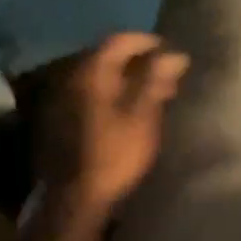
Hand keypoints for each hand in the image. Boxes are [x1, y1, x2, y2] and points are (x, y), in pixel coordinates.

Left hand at [41, 33, 189, 211]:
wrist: (78, 200)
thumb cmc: (115, 153)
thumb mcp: (143, 114)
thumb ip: (157, 79)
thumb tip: (175, 53)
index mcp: (92, 71)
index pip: (120, 40)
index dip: (148, 42)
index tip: (170, 54)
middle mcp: (75, 77)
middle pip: (109, 56)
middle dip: (138, 60)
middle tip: (164, 74)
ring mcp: (66, 98)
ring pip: (102, 76)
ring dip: (126, 78)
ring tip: (152, 93)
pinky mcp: (65, 118)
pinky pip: (93, 93)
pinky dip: (113, 93)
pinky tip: (129, 110)